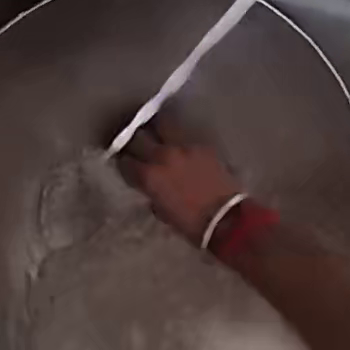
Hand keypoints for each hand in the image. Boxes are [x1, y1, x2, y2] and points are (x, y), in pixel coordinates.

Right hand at [114, 115, 244, 239]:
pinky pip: (185, 136)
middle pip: (138, 138)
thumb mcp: (162, 211)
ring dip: (156, 129)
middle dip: (134, 142)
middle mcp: (162, 156)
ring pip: (162, 125)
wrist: (226, 219)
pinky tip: (181, 145)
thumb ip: (152, 193)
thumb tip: (151, 186)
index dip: (122, 163)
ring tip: (156, 132)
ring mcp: (183, 147)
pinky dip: (179, 139)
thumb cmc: (191, 224)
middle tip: (135, 145)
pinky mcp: (202, 146)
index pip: (125, 162)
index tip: (125, 164)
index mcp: (148, 176)